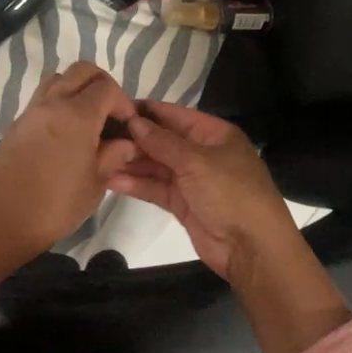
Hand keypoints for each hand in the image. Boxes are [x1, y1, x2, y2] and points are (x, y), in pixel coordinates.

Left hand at [0, 63, 138, 297]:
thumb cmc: (54, 206)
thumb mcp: (95, 184)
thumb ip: (113, 156)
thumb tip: (126, 142)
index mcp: (77, 115)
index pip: (107, 87)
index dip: (123, 102)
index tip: (128, 126)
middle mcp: (53, 103)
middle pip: (82, 71)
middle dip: (102, 85)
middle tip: (110, 115)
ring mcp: (31, 111)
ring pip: (59, 78)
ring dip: (78, 89)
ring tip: (87, 120)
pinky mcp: (17, 124)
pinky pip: (43, 97)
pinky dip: (59, 102)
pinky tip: (66, 133)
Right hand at [104, 101, 300, 285]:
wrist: (252, 247)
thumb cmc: (230, 192)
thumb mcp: (196, 161)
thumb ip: (162, 142)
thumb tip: (134, 121)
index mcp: (214, 135)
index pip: (176, 116)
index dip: (148, 111)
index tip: (115, 106)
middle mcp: (202, 153)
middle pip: (163, 141)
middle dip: (134, 139)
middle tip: (100, 134)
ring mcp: (192, 180)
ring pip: (156, 166)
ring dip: (131, 163)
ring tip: (99, 156)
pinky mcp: (182, 204)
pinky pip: (155, 188)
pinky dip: (136, 184)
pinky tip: (110, 180)